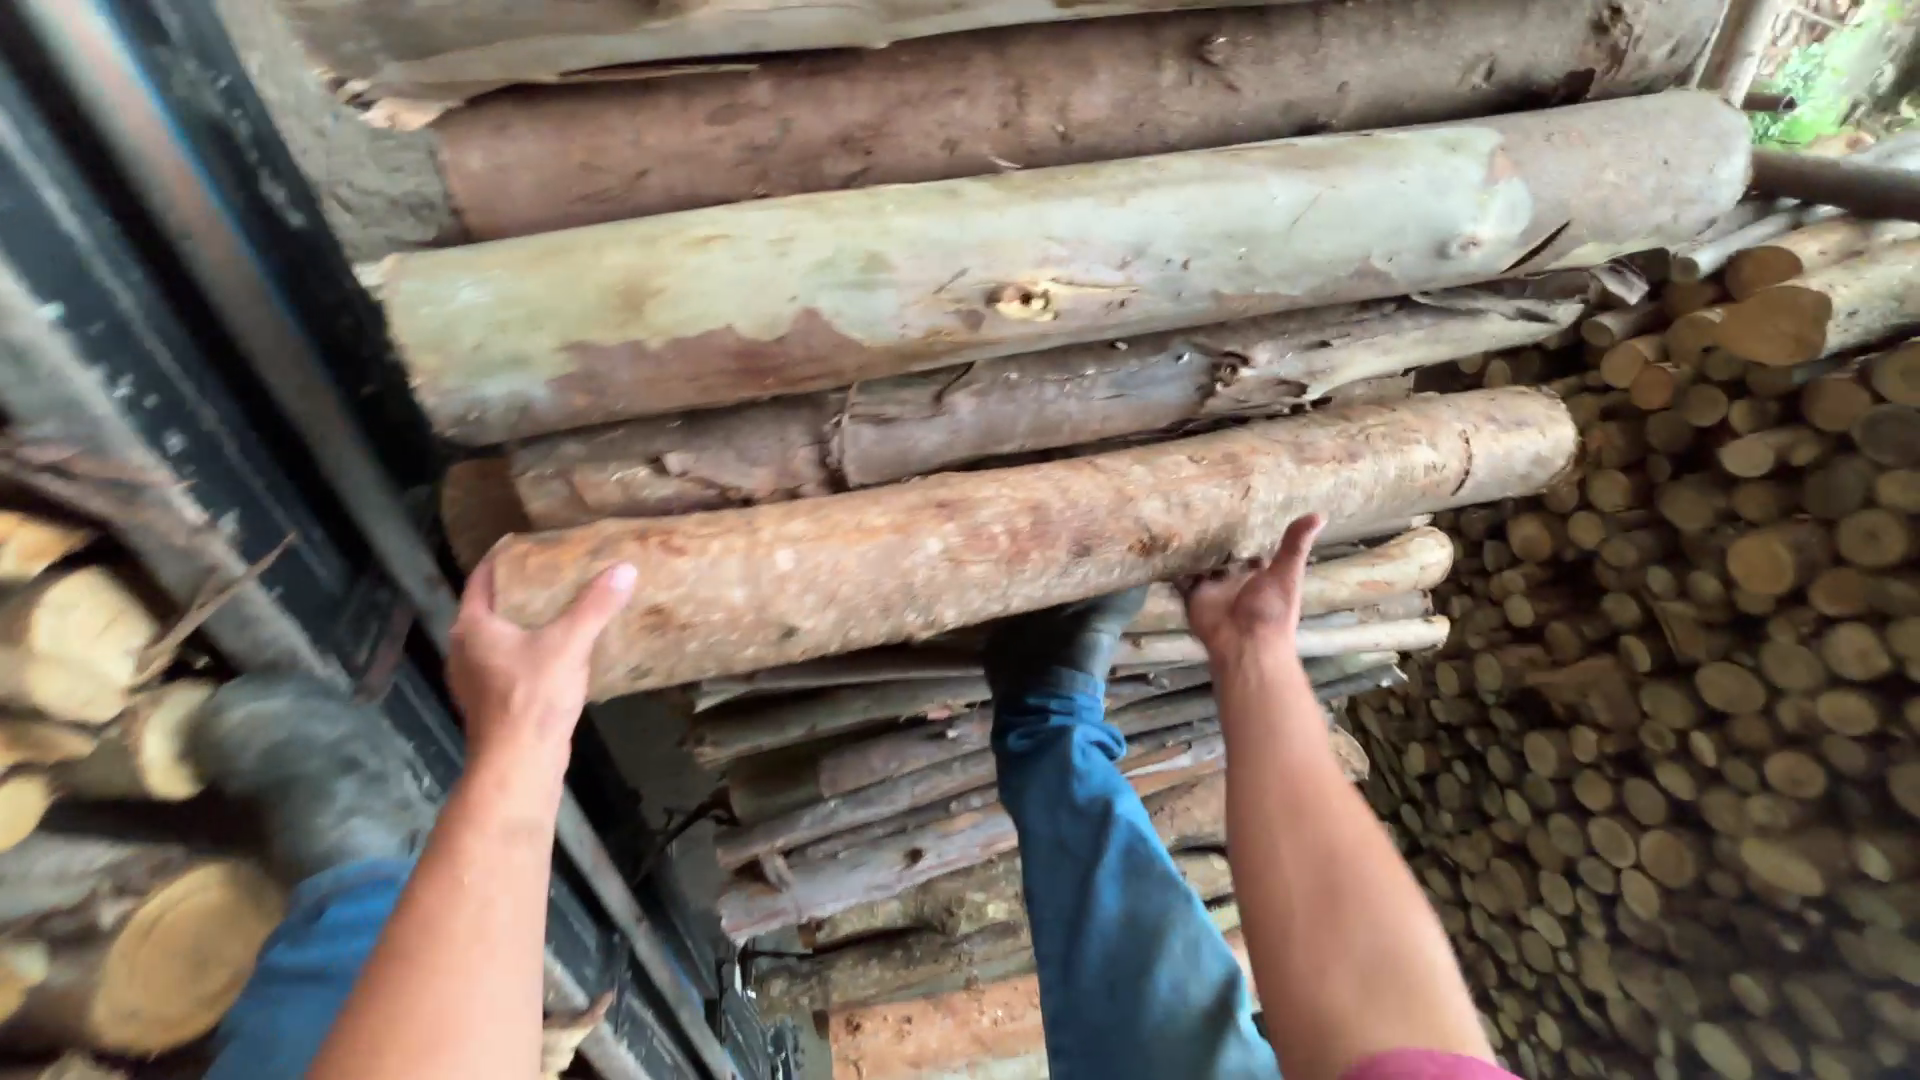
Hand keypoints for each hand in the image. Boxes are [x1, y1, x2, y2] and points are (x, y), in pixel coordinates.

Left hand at [446, 553, 636, 766]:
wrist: (519, 761)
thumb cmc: (533, 695)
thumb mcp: (570, 642)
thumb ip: (595, 605)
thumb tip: (624, 568)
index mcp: (472, 627)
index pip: (482, 579)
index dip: (504, 558)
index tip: (527, 542)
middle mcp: (465, 648)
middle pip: (491, 606)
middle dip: (520, 589)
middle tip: (555, 571)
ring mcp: (475, 677)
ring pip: (500, 635)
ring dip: (526, 620)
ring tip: (561, 606)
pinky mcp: (493, 699)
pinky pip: (510, 659)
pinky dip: (530, 647)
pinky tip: (559, 649)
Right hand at [1180, 515, 1323, 665]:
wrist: (1246, 643)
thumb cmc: (1272, 609)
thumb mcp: (1287, 572)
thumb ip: (1295, 545)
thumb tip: (1320, 514)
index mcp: (1259, 575)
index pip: (1251, 551)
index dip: (1245, 534)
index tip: (1236, 510)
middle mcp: (1235, 580)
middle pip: (1222, 556)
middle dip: (1213, 539)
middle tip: (1201, 510)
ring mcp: (1213, 588)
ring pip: (1200, 564)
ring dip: (1191, 549)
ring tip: (1178, 520)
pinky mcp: (1193, 596)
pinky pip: (1180, 579)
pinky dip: (1172, 567)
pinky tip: (1164, 547)